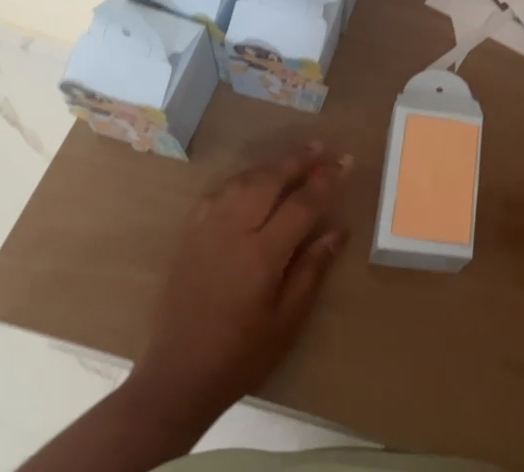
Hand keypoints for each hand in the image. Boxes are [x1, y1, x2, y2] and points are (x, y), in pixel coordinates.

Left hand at [128, 142, 351, 431]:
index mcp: (262, 255)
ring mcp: (205, 232)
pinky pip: (215, 195)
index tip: (345, 161)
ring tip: (289, 161)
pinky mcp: (187, 239)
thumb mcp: (288, 320)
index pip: (302, 204)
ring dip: (267, 167)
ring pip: (240, 182)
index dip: (326, 180)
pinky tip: (249, 184)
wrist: (178, 376)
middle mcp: (232, 233)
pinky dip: (238, 182)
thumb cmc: (242, 355)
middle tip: (319, 147)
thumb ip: (312, 270)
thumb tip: (337, 232)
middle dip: (296, 160)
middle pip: (268, 180)